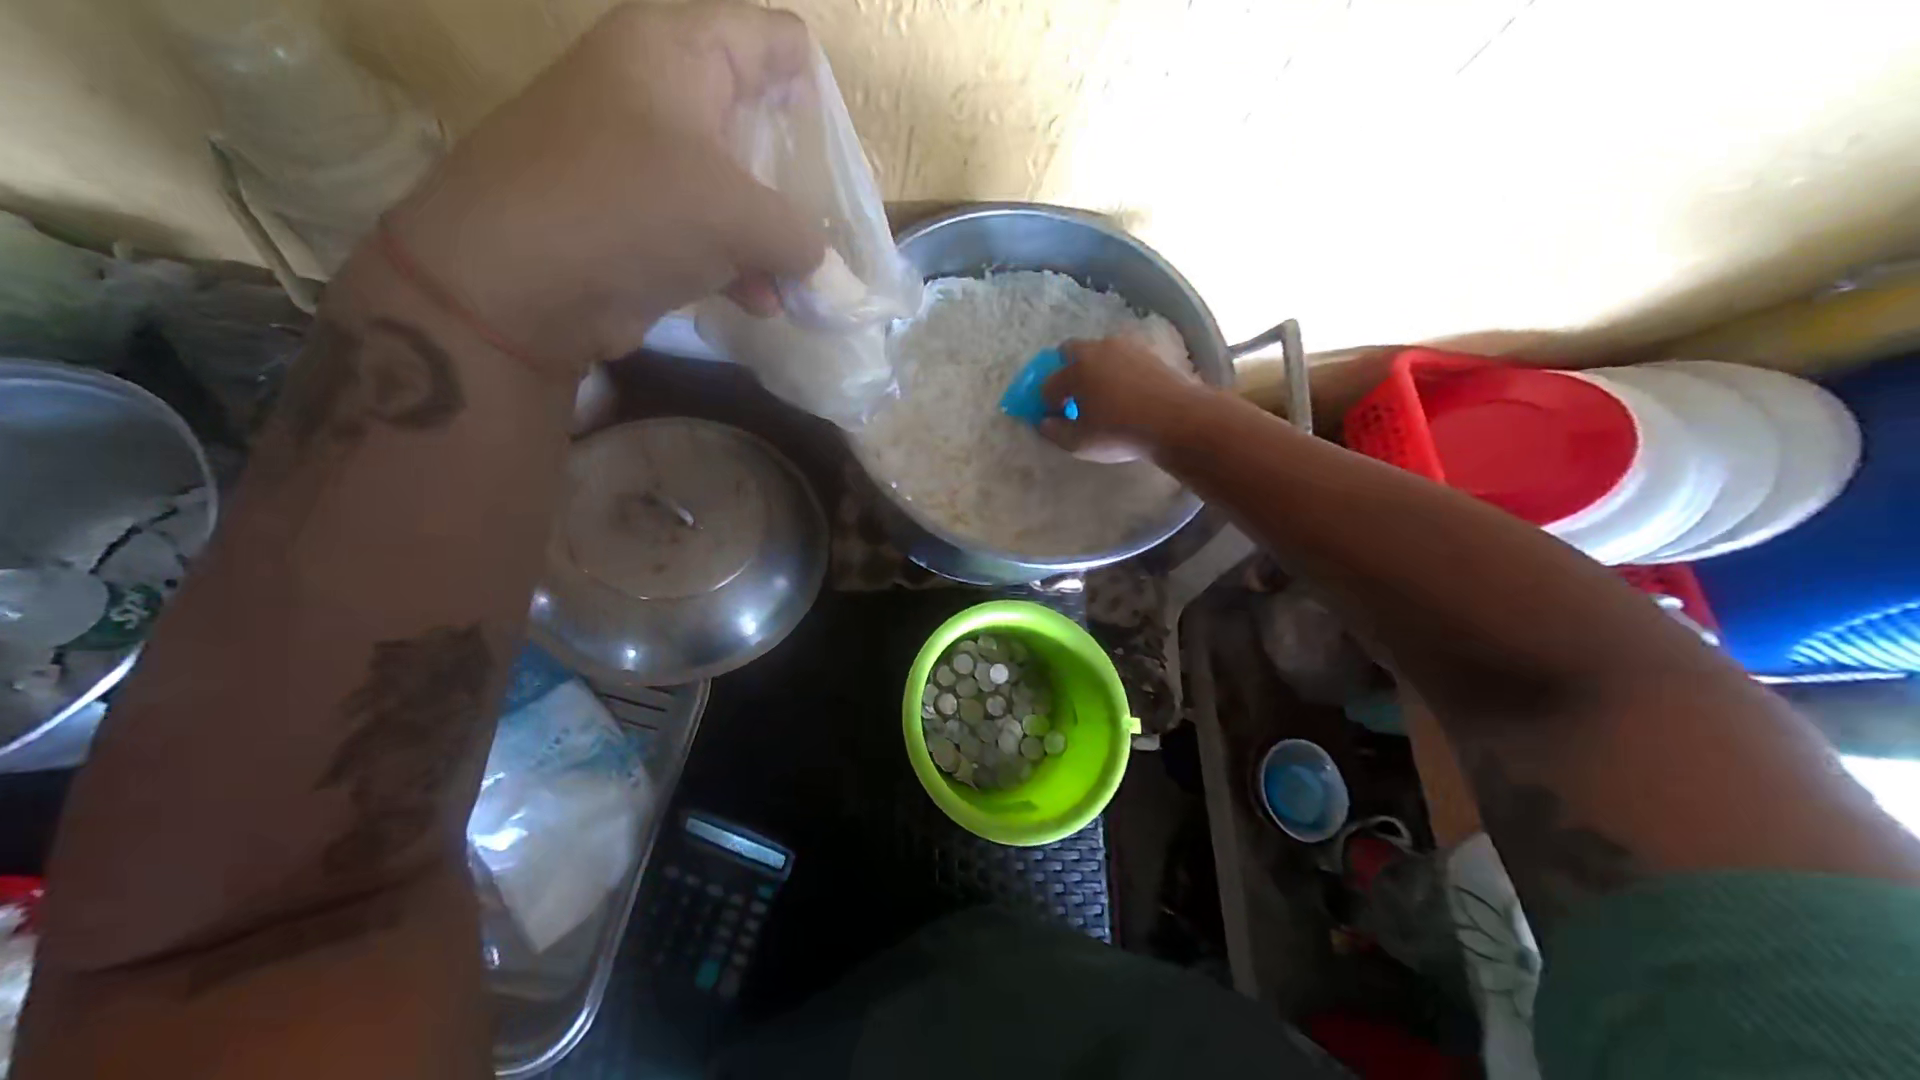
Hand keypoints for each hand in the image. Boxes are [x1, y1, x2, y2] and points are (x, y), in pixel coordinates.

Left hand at [385, 1, 825, 373]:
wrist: (515, 284)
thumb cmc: (630, 211)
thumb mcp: (738, 216)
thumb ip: (801, 236)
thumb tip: (819, 264)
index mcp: (681, 50)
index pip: (778, 44)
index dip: (821, 98)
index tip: (842, 164)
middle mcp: (664, 94)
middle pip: (762, 123)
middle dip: (802, 184)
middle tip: (832, 231)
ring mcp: (648, 160)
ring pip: (739, 188)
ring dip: (775, 239)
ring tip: (802, 284)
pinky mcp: (640, 219)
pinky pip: (710, 232)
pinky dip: (741, 266)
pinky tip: (762, 303)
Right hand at [1040, 336, 1213, 462]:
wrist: (1178, 421)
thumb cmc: (1120, 431)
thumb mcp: (1080, 442)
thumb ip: (1055, 432)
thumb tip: (1045, 422)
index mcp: (1075, 370)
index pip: (1049, 383)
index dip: (1047, 402)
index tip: (1055, 418)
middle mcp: (1097, 350)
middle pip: (1070, 352)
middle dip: (1066, 371)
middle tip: (1075, 397)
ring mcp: (1126, 347)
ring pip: (1100, 353)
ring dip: (1095, 369)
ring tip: (1104, 396)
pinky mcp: (1150, 353)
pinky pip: (1124, 359)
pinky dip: (1119, 372)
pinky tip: (1128, 394)